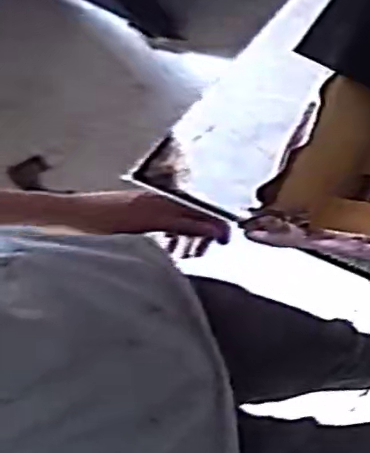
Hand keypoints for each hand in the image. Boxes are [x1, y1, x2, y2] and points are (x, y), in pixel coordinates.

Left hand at [65, 192, 229, 251]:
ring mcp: (152, 200)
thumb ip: (184, 229)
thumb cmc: (98, 224)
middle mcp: (165, 200)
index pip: (208, 216)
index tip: (224, 243)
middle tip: (199, 252)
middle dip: (203, 234)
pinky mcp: (141, 203)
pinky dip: (173, 229)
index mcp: (169, 206)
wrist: (61, 213)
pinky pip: (169, 215)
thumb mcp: (145, 230)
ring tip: (179, 250)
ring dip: (187, 234)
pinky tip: (164, 241)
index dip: (220, 229)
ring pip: (183, 217)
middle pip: (199, 216)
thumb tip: (215, 231)